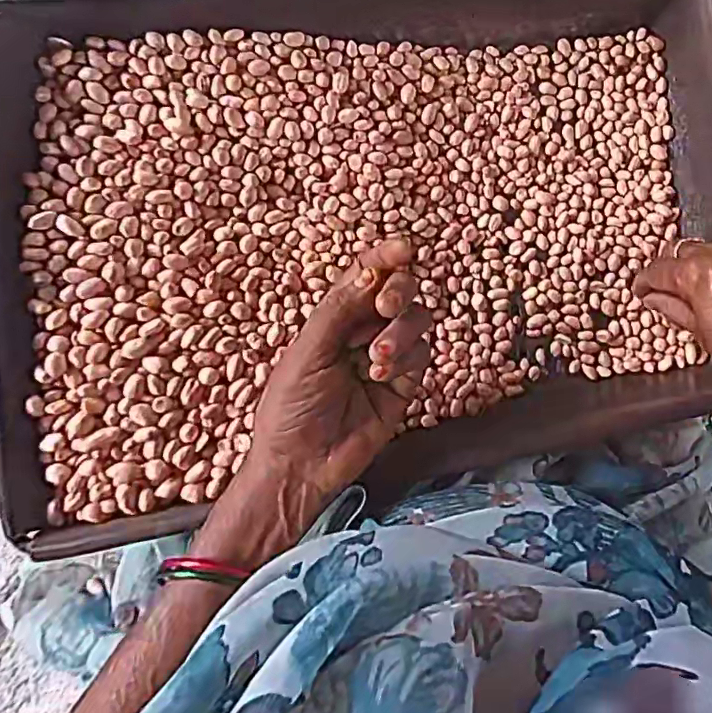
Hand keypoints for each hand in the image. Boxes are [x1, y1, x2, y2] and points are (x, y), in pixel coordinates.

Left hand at [246, 237, 430, 502]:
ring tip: (376, 357)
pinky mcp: (404, 383)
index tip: (404, 247)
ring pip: (417, 319)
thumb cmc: (290, 406)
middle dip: (399, 290)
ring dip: (401, 331)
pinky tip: (380, 375)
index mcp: (336, 315)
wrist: (300, 465)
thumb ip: (340, 310)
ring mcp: (387, 355)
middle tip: (386, 305)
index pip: (366, 273)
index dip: (385, 256)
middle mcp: (364, 329)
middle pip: (399, 290)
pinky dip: (405, 358)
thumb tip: (370, 274)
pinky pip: (422, 354)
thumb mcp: (307, 351)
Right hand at [633, 239, 711, 395]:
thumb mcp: (703, 336)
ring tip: (697, 289)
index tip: (643, 290)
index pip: (657, 269)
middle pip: (681, 252)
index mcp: (697, 274)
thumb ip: (675, 310)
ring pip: (709, 249)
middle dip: (670, 270)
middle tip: (667, 290)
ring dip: (697, 264)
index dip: (645, 282)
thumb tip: (658, 300)